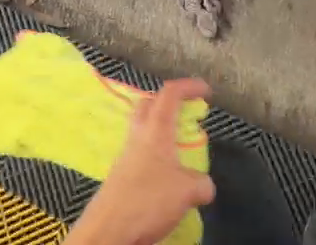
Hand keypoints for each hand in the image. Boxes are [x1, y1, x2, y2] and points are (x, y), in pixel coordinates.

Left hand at [67, 79, 214, 244]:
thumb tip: (204, 185)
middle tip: (186, 114)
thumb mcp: (187, 191)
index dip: (189, 86)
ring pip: (143, 128)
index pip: (171, 93)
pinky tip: (166, 174)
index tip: (206, 91)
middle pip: (150, 104)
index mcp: (156, 128)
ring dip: (161, 130)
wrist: (108, 229)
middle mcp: (139, 134)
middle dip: (169, 103)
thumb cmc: (148, 199)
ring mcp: (126, 153)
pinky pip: (140, 152)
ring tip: (180, 148)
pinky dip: (156, 154)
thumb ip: (201, 183)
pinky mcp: (121, 173)